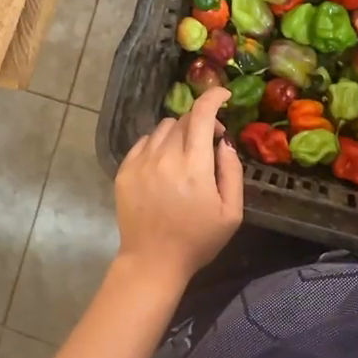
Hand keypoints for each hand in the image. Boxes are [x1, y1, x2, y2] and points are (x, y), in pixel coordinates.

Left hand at [114, 87, 242, 284]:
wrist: (152, 262)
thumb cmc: (197, 240)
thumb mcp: (231, 213)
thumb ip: (232, 172)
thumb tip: (224, 143)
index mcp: (194, 167)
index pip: (201, 115)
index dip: (213, 98)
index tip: (224, 95)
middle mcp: (165, 158)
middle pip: (183, 120)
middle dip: (201, 123)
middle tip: (210, 141)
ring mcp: (141, 162)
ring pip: (163, 128)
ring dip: (179, 133)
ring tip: (186, 154)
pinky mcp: (125, 170)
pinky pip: (144, 142)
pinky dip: (158, 144)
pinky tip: (164, 164)